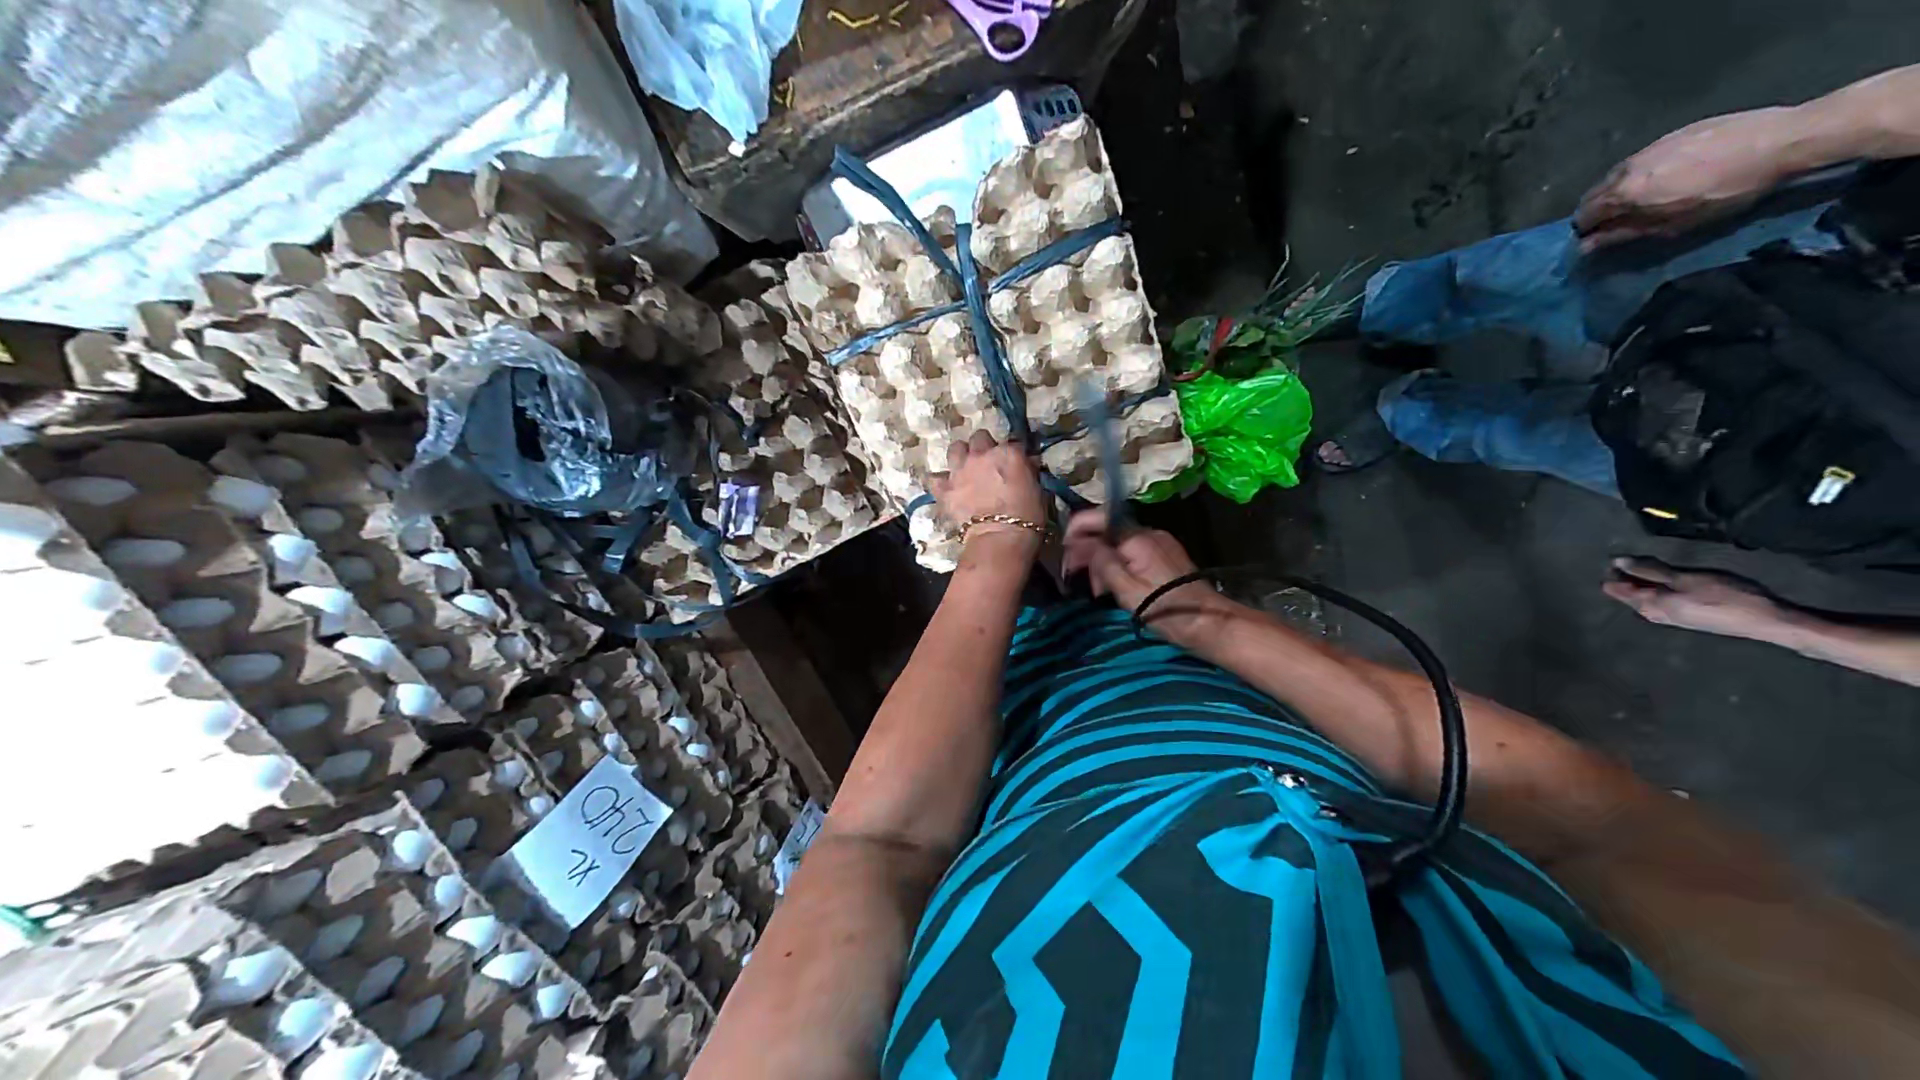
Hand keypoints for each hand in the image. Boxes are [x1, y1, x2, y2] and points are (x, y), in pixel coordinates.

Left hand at [932, 431, 1047, 549]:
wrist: (999, 538)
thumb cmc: (1027, 516)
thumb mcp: (1038, 490)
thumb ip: (1029, 471)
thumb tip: (1028, 462)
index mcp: (1008, 452)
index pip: (1012, 442)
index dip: (1012, 452)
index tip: (1014, 461)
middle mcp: (982, 454)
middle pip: (980, 438)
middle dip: (983, 446)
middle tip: (987, 462)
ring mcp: (960, 469)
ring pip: (955, 448)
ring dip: (961, 456)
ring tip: (965, 468)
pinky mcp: (944, 487)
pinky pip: (936, 477)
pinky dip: (941, 481)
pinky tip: (946, 487)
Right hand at [1063, 510, 1237, 642]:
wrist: (1208, 623)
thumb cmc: (1165, 610)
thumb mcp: (1126, 590)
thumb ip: (1101, 563)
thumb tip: (1080, 544)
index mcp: (1137, 538)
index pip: (1098, 518)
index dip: (1076, 530)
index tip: (1062, 550)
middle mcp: (1149, 532)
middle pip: (1107, 531)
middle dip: (1087, 550)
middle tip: (1073, 576)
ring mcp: (1159, 543)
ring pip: (1118, 542)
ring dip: (1101, 560)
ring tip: (1095, 587)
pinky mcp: (1165, 555)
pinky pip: (1132, 551)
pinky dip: (1117, 564)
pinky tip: (1113, 585)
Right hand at [1573, 106, 1800, 250]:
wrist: (1782, 141)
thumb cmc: (1726, 192)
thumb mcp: (1673, 224)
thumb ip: (1624, 233)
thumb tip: (1585, 245)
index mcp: (1623, 192)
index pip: (1583, 214)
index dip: (1586, 230)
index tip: (1599, 237)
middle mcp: (1627, 167)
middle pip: (1594, 192)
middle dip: (1598, 208)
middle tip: (1618, 219)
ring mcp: (1650, 147)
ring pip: (1617, 174)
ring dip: (1619, 188)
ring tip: (1644, 196)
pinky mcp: (1674, 133)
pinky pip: (1642, 158)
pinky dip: (1641, 171)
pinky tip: (1667, 174)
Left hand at [1602, 557, 1792, 642]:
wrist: (1766, 621)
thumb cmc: (1724, 596)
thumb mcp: (1684, 578)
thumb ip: (1648, 571)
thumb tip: (1617, 562)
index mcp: (1645, 605)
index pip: (1611, 587)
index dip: (1613, 571)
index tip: (1625, 556)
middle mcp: (1650, 614)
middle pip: (1625, 592)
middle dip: (1628, 574)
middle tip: (1644, 558)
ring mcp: (1666, 617)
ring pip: (1642, 596)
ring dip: (1644, 580)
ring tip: (1660, 565)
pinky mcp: (1682, 617)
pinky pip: (1658, 600)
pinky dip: (1658, 588)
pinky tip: (1673, 579)